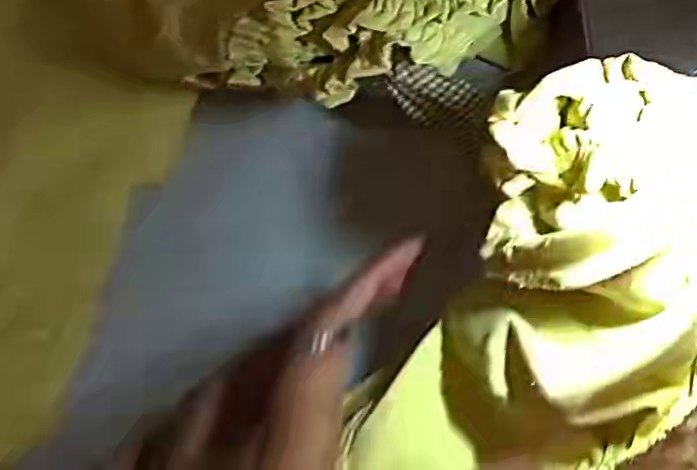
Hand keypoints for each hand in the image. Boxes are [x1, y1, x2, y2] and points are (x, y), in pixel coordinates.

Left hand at [110, 238, 423, 469]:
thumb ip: (446, 467)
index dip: (364, 284)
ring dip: (277, 347)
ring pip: (211, 386)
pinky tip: (237, 402)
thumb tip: (537, 449)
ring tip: (326, 335)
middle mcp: (214, 459)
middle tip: (389, 285)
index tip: (412, 248)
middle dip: (333, 306)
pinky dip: (213, 398)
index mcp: (281, 461)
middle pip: (266, 353)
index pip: (316, 344)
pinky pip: (159, 432)